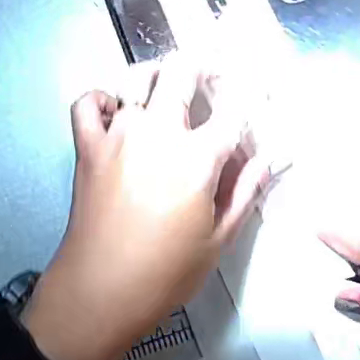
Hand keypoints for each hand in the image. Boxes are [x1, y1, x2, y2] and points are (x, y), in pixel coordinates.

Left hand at [26, 57, 268, 359]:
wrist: (99, 292)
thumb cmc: (166, 272)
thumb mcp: (220, 237)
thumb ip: (247, 189)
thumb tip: (272, 158)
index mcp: (198, 157)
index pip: (234, 108)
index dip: (251, 96)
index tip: (256, 96)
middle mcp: (158, 133)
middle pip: (183, 71)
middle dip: (205, 66)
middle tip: (214, 81)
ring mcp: (118, 135)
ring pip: (137, 79)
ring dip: (159, 77)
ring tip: (170, 92)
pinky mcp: (87, 146)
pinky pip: (88, 103)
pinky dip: (103, 99)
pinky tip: (117, 111)